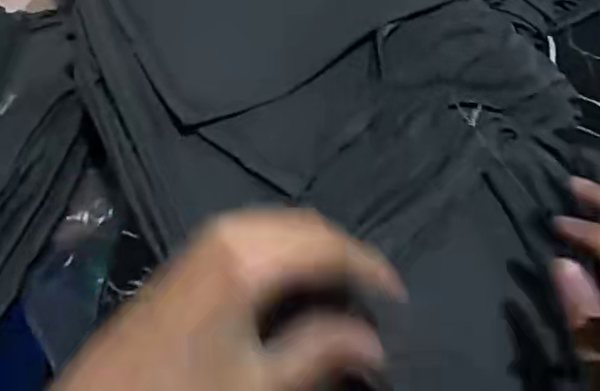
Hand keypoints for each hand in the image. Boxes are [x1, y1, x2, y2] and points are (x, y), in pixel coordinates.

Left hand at [53, 209, 403, 390]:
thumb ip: (320, 352)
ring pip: (285, 225)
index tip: (399, 295)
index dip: (368, 265)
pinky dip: (290, 251)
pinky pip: (262, 232)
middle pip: (308, 226)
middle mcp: (234, 226)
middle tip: (373, 298)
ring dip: (318, 251)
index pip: (327, 243)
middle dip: (345, 255)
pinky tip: (299, 283)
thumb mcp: (257, 384)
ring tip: (343, 292)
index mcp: (249, 252)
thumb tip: (374, 340)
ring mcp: (212, 232)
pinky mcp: (200, 247)